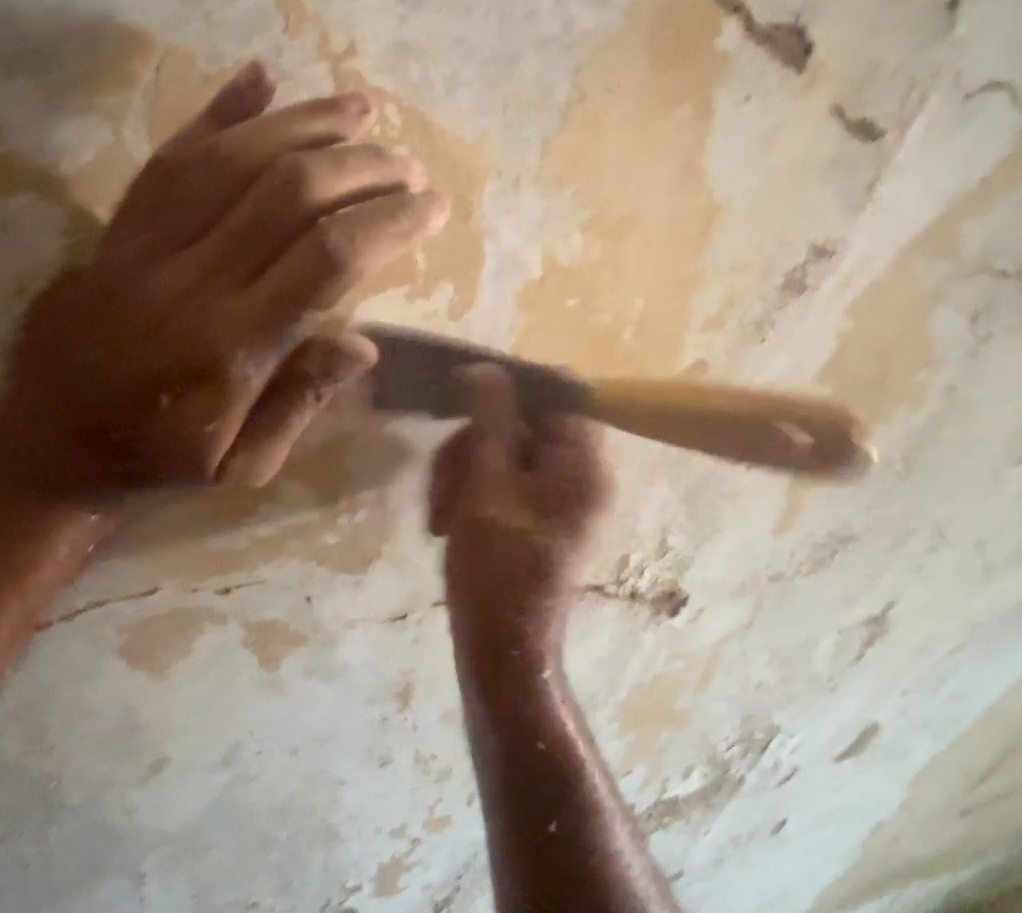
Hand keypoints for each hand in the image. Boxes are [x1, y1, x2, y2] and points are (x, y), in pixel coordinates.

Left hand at [0, 61, 449, 498]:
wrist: (47, 445)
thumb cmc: (158, 460)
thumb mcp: (241, 464)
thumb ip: (299, 402)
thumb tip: (365, 343)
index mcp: (233, 345)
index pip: (326, 258)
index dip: (387, 221)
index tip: (430, 206)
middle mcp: (192, 281)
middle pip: (286, 193)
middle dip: (359, 168)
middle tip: (405, 164)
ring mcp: (147, 247)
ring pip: (230, 160)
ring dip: (302, 125)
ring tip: (358, 109)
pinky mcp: (116, 230)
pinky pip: (167, 160)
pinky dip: (215, 114)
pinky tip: (258, 77)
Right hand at [429, 365, 612, 647]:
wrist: (501, 653)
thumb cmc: (497, 571)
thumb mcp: (487, 486)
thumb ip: (491, 421)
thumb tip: (487, 368)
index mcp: (583, 464)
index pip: (558, 393)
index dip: (510, 387)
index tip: (462, 398)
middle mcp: (579, 475)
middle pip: (520, 424)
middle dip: (471, 446)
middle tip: (440, 484)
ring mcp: (557, 499)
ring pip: (500, 453)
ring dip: (460, 473)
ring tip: (438, 516)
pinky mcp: (534, 519)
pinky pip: (499, 481)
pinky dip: (468, 493)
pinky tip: (445, 524)